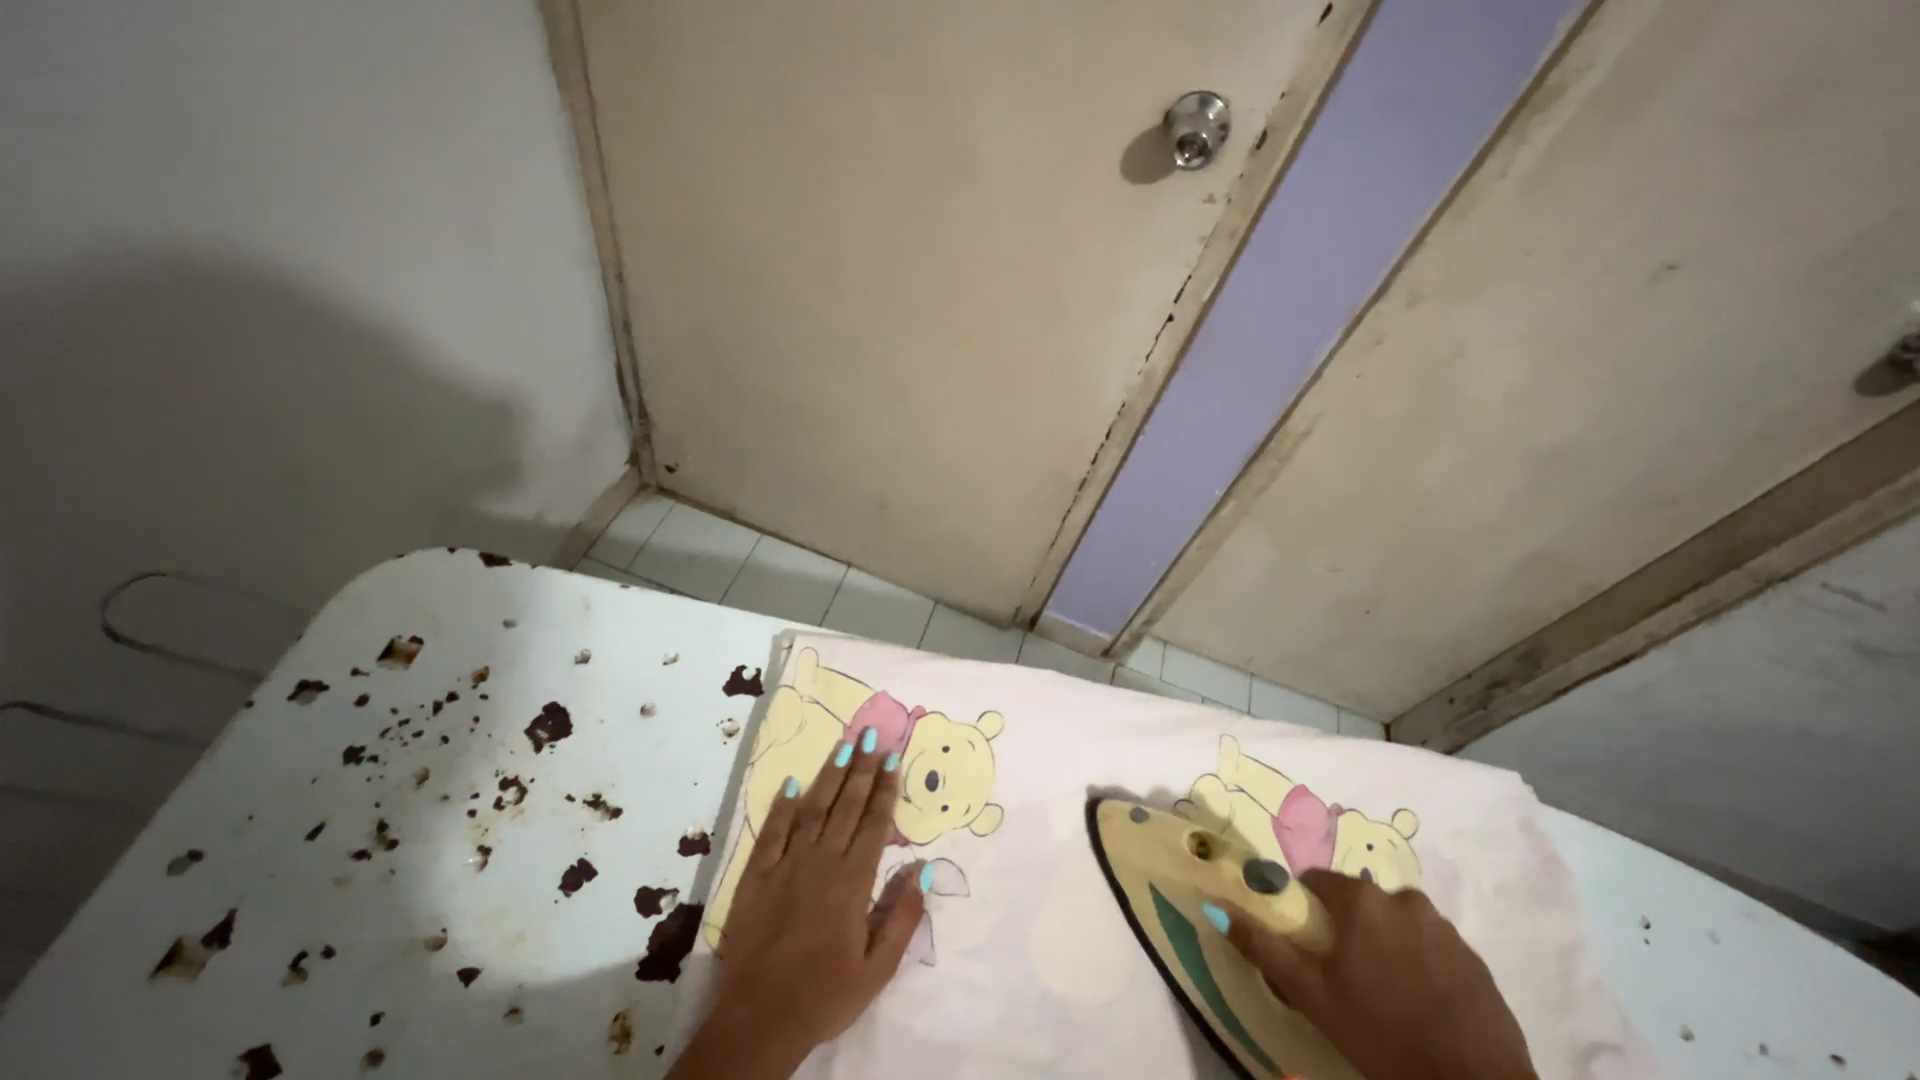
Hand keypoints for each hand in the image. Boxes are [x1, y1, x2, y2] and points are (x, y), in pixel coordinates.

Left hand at [668, 729, 926, 1079]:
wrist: (761, 1017)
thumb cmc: (827, 995)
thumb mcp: (879, 968)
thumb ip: (903, 916)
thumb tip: (922, 868)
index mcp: (853, 882)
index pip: (874, 824)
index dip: (885, 789)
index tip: (893, 757)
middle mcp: (821, 862)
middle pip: (846, 806)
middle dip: (862, 768)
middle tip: (872, 734)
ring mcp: (786, 866)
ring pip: (812, 810)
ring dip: (829, 776)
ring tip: (843, 745)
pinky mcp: (756, 877)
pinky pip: (771, 832)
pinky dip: (782, 806)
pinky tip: (792, 783)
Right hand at [1216, 870, 1535, 1079]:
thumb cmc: (1379, 1031)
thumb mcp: (1309, 993)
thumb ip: (1262, 944)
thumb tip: (1215, 904)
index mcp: (1362, 900)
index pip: (1317, 882)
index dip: (1304, 910)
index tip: (1305, 946)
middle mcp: (1404, 899)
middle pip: (1360, 904)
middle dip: (1347, 931)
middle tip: (1341, 978)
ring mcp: (1446, 929)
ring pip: (1398, 926)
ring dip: (1385, 947)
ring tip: (1382, 997)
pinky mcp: (1475, 961)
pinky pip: (1433, 950)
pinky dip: (1420, 967)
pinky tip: (1417, 1006)